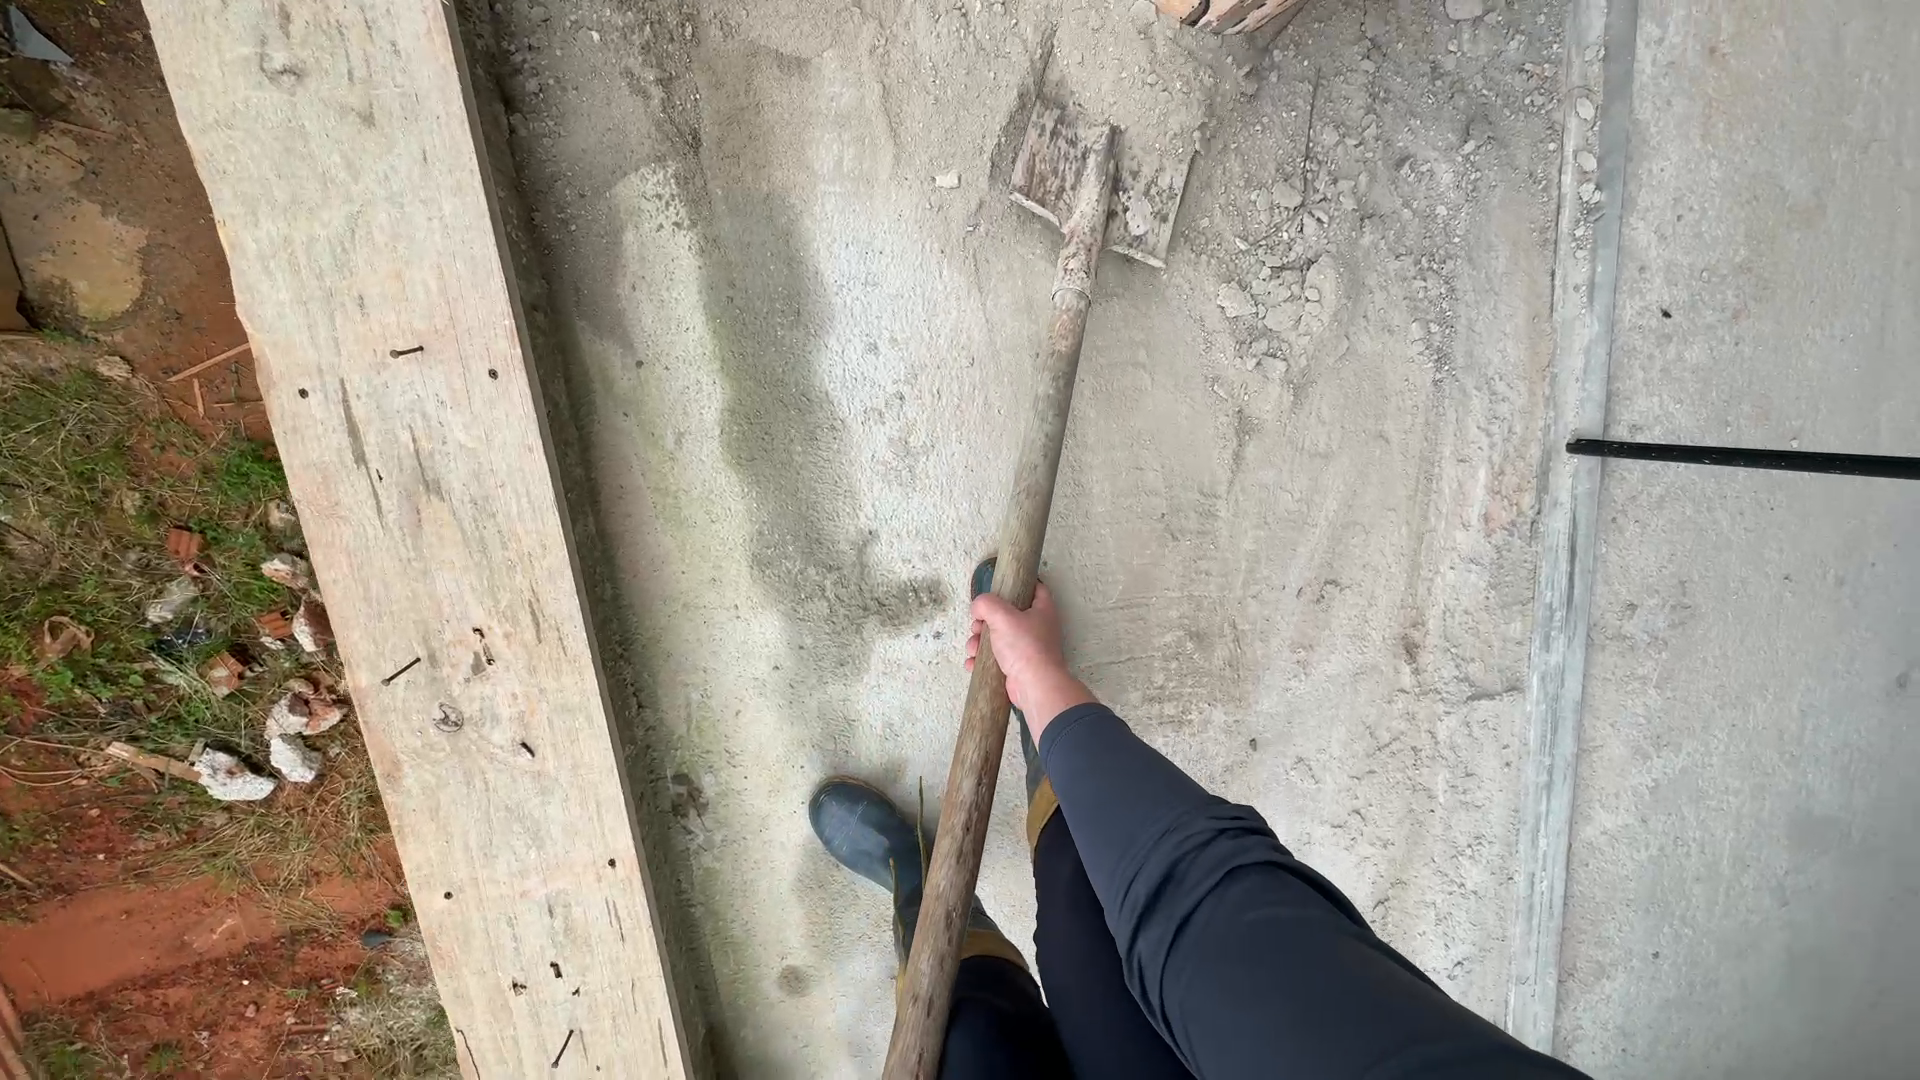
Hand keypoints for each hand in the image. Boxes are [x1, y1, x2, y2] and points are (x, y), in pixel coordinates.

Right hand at [966, 582, 1095, 738]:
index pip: (1035, 588)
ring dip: (979, 642)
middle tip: (977, 626)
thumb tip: (977, 607)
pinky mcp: (1017, 666)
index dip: (1018, 584)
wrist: (1034, 686)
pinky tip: (973, 663)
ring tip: (974, 648)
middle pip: (1007, 615)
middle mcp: (1037, 628)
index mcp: (1041, 610)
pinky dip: (981, 661)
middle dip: (985, 620)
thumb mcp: (1002, 616)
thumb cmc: (1025, 647)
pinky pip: (994, 659)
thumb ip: (986, 604)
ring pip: (997, 638)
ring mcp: (1027, 648)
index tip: (1000, 587)